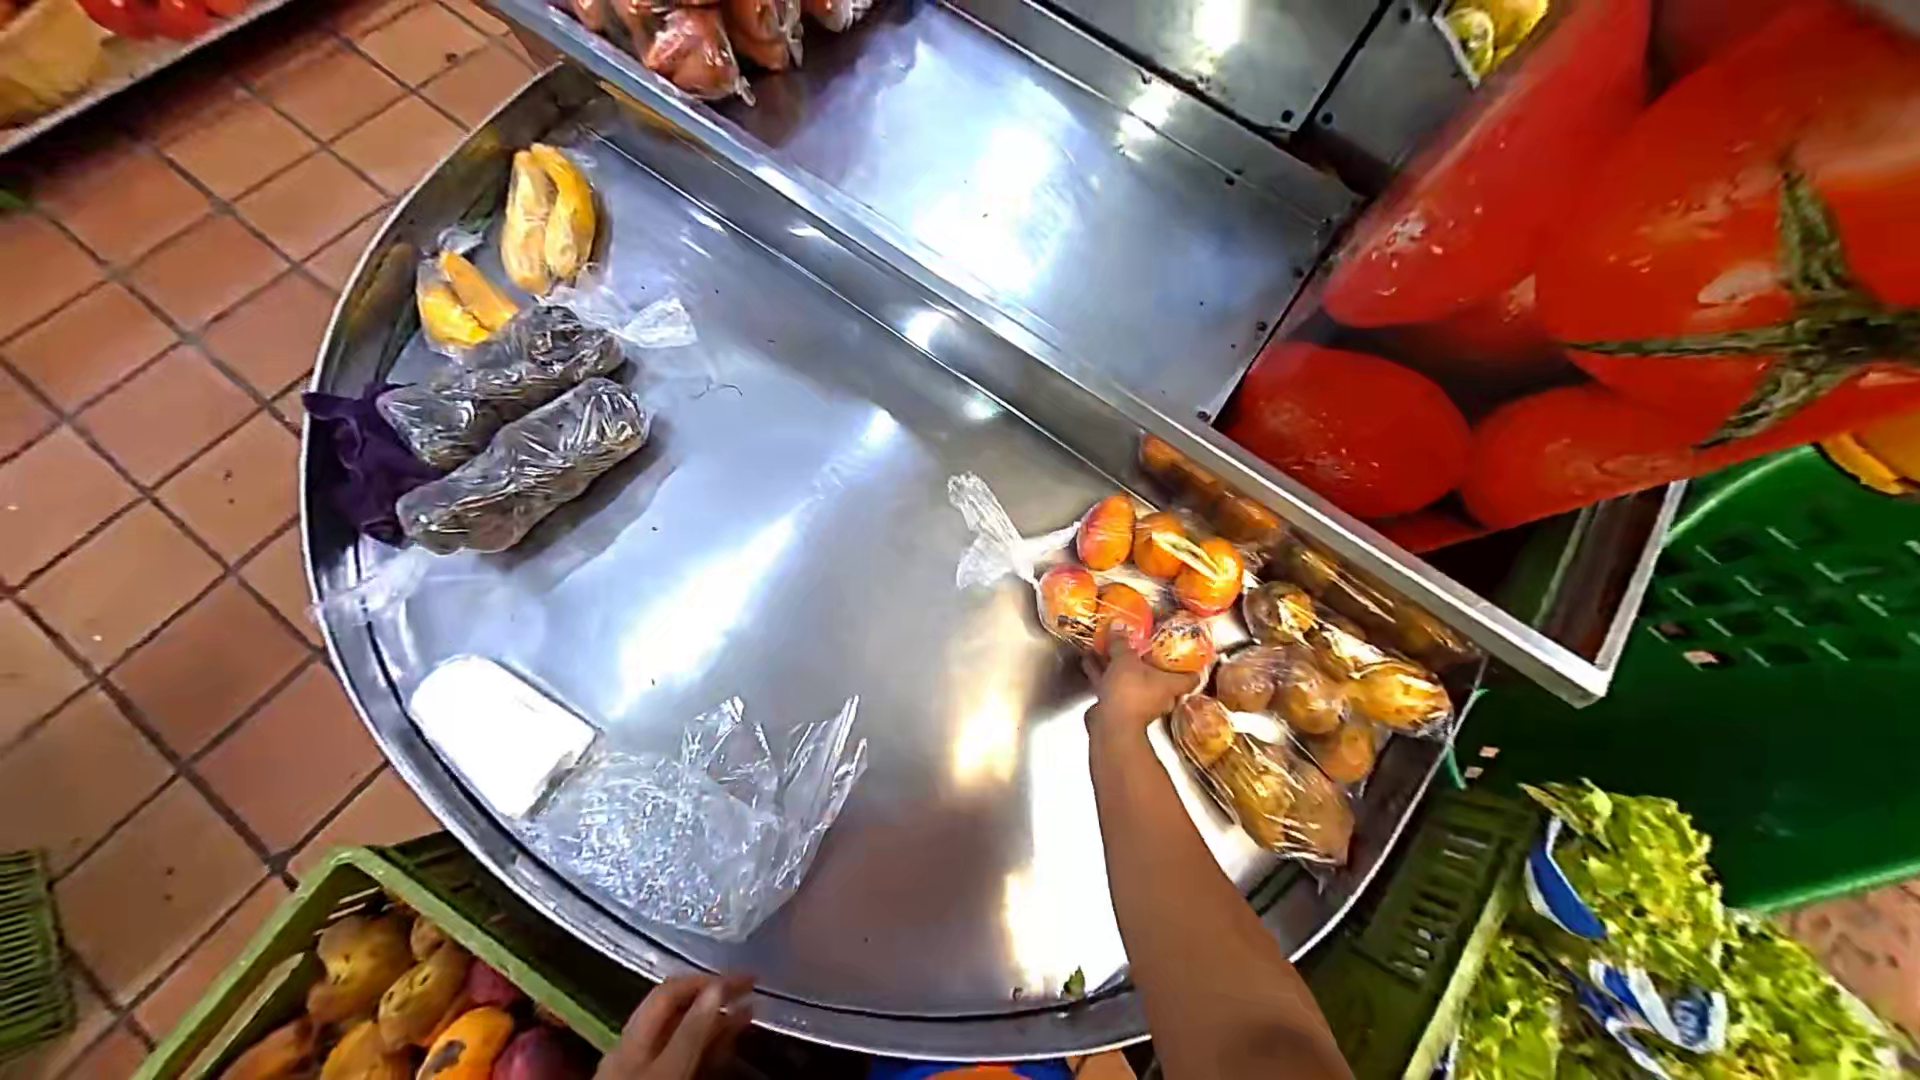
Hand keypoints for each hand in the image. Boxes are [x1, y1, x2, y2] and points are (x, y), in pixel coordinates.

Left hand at [595, 975, 753, 1079]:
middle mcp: (635, 1051)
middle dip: (714, 999)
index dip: (706, 980)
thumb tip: (718, 988)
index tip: (744, 981)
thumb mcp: (667, 1074)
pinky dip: (708, 1050)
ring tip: (748, 1016)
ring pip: (683, 1037)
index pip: (671, 992)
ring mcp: (643, 1074)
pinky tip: (727, 1049)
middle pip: (677, 1012)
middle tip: (750, 993)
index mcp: (632, 1040)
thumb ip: (690, 1033)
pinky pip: (684, 1061)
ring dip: (716, 1023)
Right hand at [1083, 639, 1200, 742]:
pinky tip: (1089, 660)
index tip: (1185, 652)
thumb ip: (1122, 643)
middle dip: (1146, 661)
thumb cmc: (1129, 692)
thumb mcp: (1125, 660)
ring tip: (1107, 648)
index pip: (1191, 677)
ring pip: (1130, 679)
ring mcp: (1137, 703)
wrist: (1111, 725)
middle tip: (1140, 645)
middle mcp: (1158, 695)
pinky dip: (1102, 674)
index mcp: (1170, 684)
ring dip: (1119, 666)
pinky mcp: (1118, 707)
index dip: (1190, 665)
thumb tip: (1119, 624)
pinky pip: (1112, 686)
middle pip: (1157, 676)